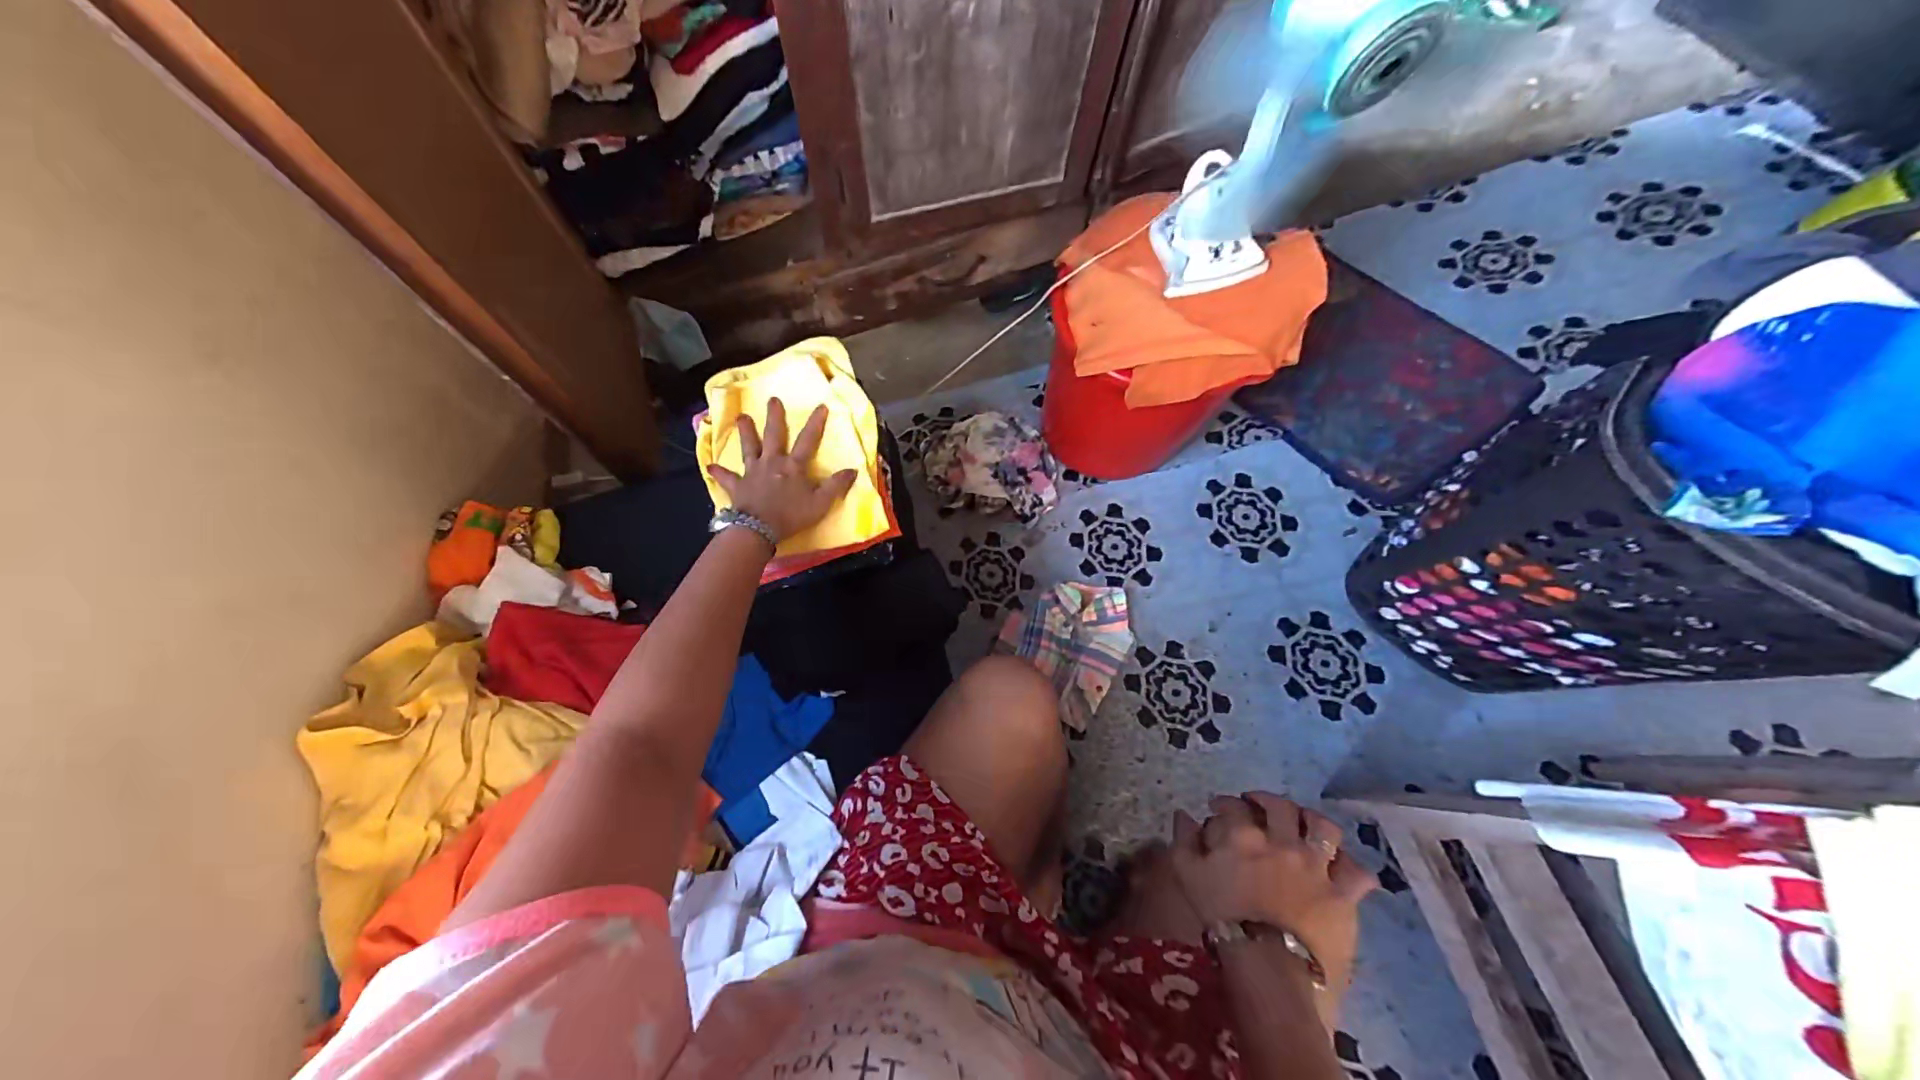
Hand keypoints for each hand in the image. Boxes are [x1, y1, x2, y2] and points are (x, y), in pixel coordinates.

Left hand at [707, 398, 858, 543]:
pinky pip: (726, 477)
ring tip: (741, 417)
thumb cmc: (791, 516)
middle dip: (775, 417)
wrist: (759, 528)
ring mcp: (753, 472)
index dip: (815, 423)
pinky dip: (719, 472)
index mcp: (794, 466)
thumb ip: (836, 486)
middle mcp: (772, 462)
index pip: (808, 440)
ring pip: (749, 447)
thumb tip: (852, 470)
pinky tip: (710, 466)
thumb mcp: (820, 503)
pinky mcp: (737, 485)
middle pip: (774, 436)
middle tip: (772, 400)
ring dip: (745, 432)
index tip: (820, 406)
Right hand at [1171, 793, 1375, 989]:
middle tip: (1258, 805)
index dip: (1225, 804)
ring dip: (1312, 820)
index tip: (1219, 808)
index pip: (1234, 806)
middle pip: (1280, 807)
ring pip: (1323, 828)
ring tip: (1303, 823)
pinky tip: (1339, 864)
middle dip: (1266, 800)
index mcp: (1243, 835)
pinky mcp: (1343, 894)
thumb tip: (1183, 814)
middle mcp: (1283, 840)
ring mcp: (1316, 866)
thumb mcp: (1187, 875)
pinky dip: (1349, 864)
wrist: (1268, 963)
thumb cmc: (1222, 917)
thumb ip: (1184, 840)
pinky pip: (1356, 872)